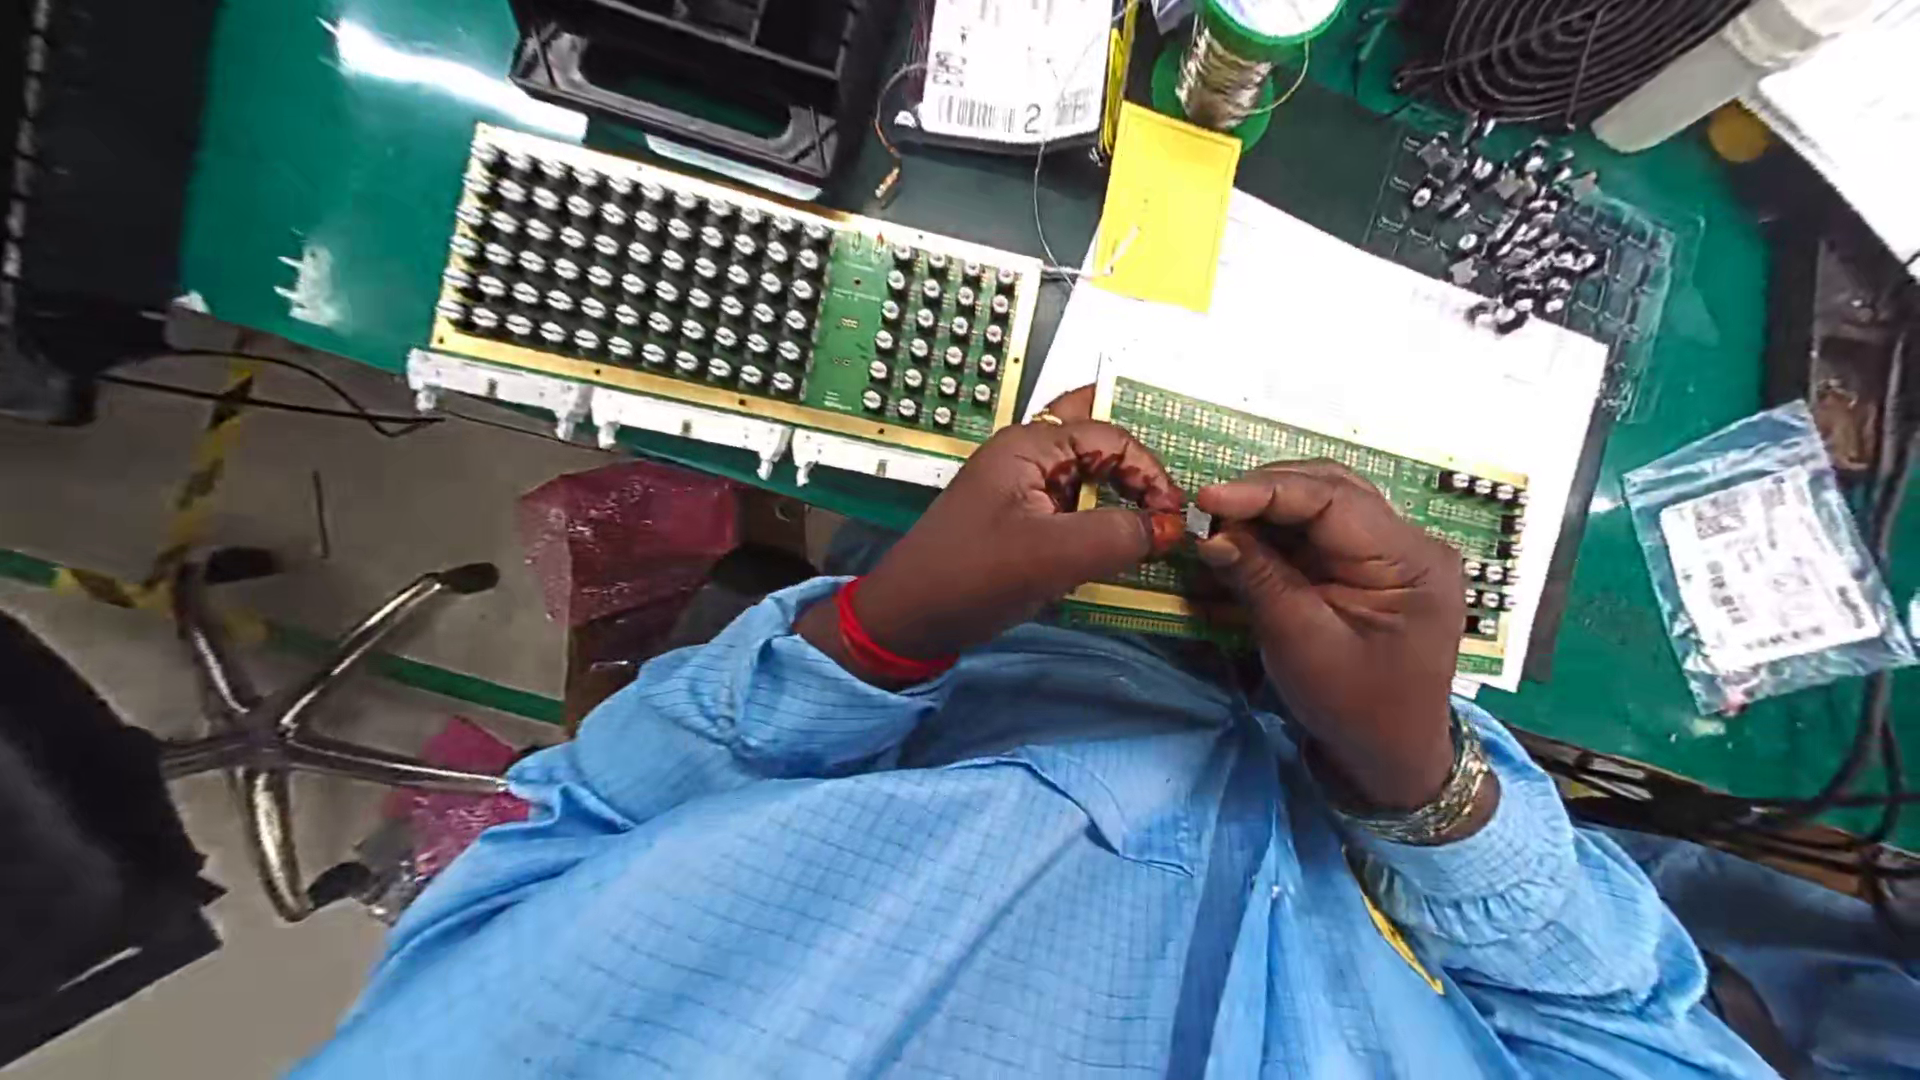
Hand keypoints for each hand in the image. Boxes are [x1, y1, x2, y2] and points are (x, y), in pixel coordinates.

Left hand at [799, 387, 1186, 682]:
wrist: (910, 618)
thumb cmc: (973, 576)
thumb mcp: (1051, 555)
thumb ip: (1118, 535)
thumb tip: (1170, 527)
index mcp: (1028, 445)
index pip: (1110, 435)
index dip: (1149, 471)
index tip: (1173, 517)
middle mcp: (1025, 456)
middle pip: (1095, 440)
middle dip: (1135, 466)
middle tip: (1165, 501)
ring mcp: (1020, 489)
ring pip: (1084, 477)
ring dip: (1118, 495)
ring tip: (1149, 524)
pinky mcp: (1019, 522)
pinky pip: (1069, 510)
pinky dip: (1096, 522)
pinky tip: (1113, 547)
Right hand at [1194, 462, 1466, 810]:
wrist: (1388, 753)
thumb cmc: (1353, 705)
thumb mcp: (1300, 642)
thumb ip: (1258, 579)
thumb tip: (1211, 535)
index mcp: (1410, 560)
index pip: (1333, 499)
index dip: (1264, 491)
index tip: (1207, 498)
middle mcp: (1406, 542)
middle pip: (1329, 488)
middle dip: (1262, 492)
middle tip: (1207, 510)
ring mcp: (1385, 551)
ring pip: (1319, 500)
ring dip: (1264, 507)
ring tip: (1217, 521)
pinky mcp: (1361, 564)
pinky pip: (1313, 529)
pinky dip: (1272, 529)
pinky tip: (1240, 538)